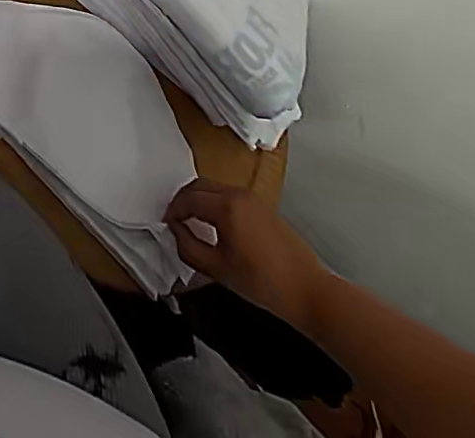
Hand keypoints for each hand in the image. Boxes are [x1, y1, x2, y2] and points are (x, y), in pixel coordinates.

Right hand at [165, 179, 331, 332]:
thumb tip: (175, 231)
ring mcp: (252, 198)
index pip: (188, 199)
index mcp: (226, 208)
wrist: (307, 289)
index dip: (172, 212)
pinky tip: (213, 224)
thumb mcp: (217, 269)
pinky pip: (228, 194)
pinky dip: (214, 202)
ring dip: (198, 199)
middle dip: (182, 201)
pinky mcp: (261, 205)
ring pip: (213, 187)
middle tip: (175, 220)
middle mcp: (238, 195)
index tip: (167, 225)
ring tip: (191, 222)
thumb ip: (188, 247)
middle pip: (198, 186)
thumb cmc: (264, 283)